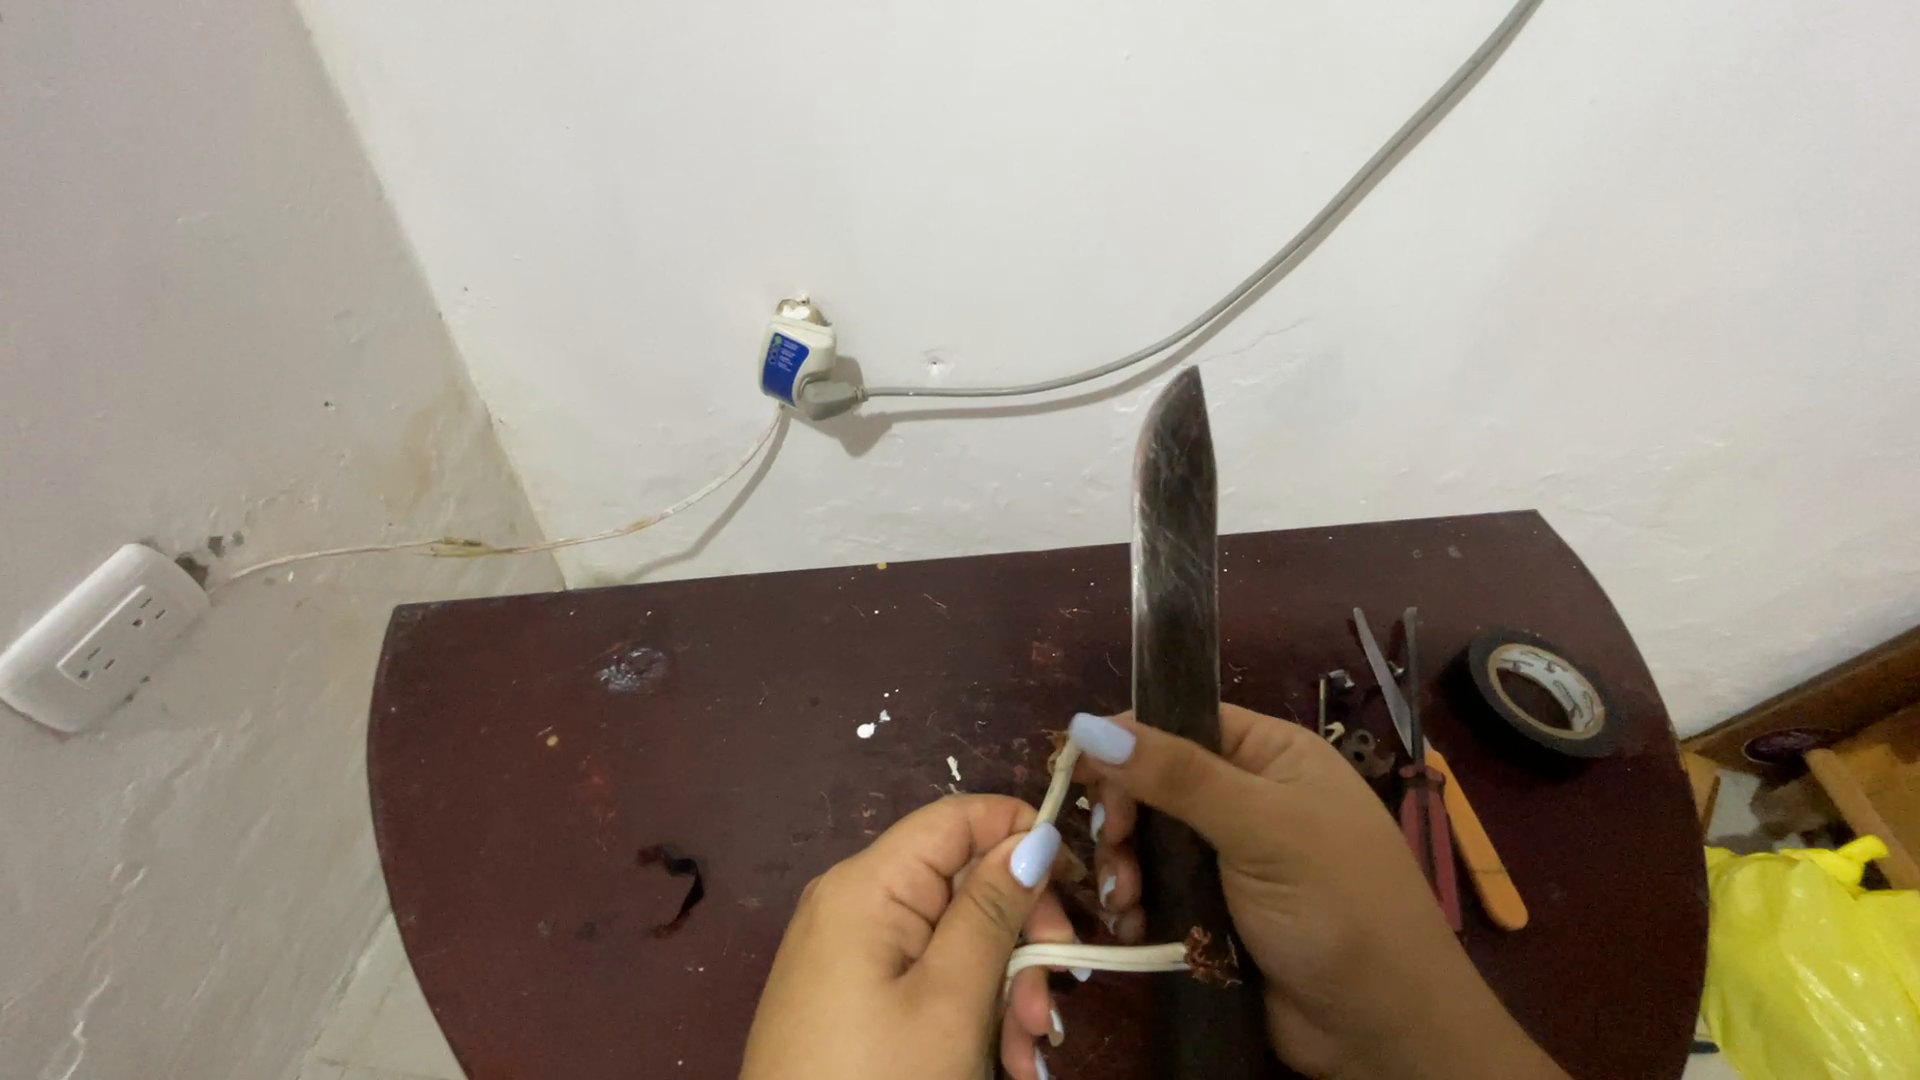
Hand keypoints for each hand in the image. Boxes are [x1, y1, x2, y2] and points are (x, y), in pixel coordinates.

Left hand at [740, 795, 1075, 1079]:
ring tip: (1029, 1052)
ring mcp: (851, 947)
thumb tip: (1035, 835)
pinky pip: (928, 970)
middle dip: (1019, 933)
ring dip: (1005, 982)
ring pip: (954, 933)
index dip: (1022, 832)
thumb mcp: (950, 1002)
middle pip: (961, 880)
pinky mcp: (854, 990)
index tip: (1076, 882)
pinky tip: (1002, 1057)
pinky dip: (970, 1004)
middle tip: (1055, 995)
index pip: (958, 816)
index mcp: (868, 883)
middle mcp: (856, 899)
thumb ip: (992, 909)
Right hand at [1072, 706, 1568, 1079]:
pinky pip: (1154, 886)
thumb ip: (1176, 775)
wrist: (1387, 1037)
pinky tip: (1131, 921)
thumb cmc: (1337, 907)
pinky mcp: (1210, 905)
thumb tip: (1086, 723)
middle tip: (1115, 844)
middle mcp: (1245, 794)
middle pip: (1153, 781)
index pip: (1180, 721)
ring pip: (1147, 837)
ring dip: (1123, 863)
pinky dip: (1135, 901)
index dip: (1127, 741)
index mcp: (1269, 754)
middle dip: (1123, 813)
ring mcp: (1226, 854)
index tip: (1082, 770)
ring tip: (1124, 897)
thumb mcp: (1260, 827)